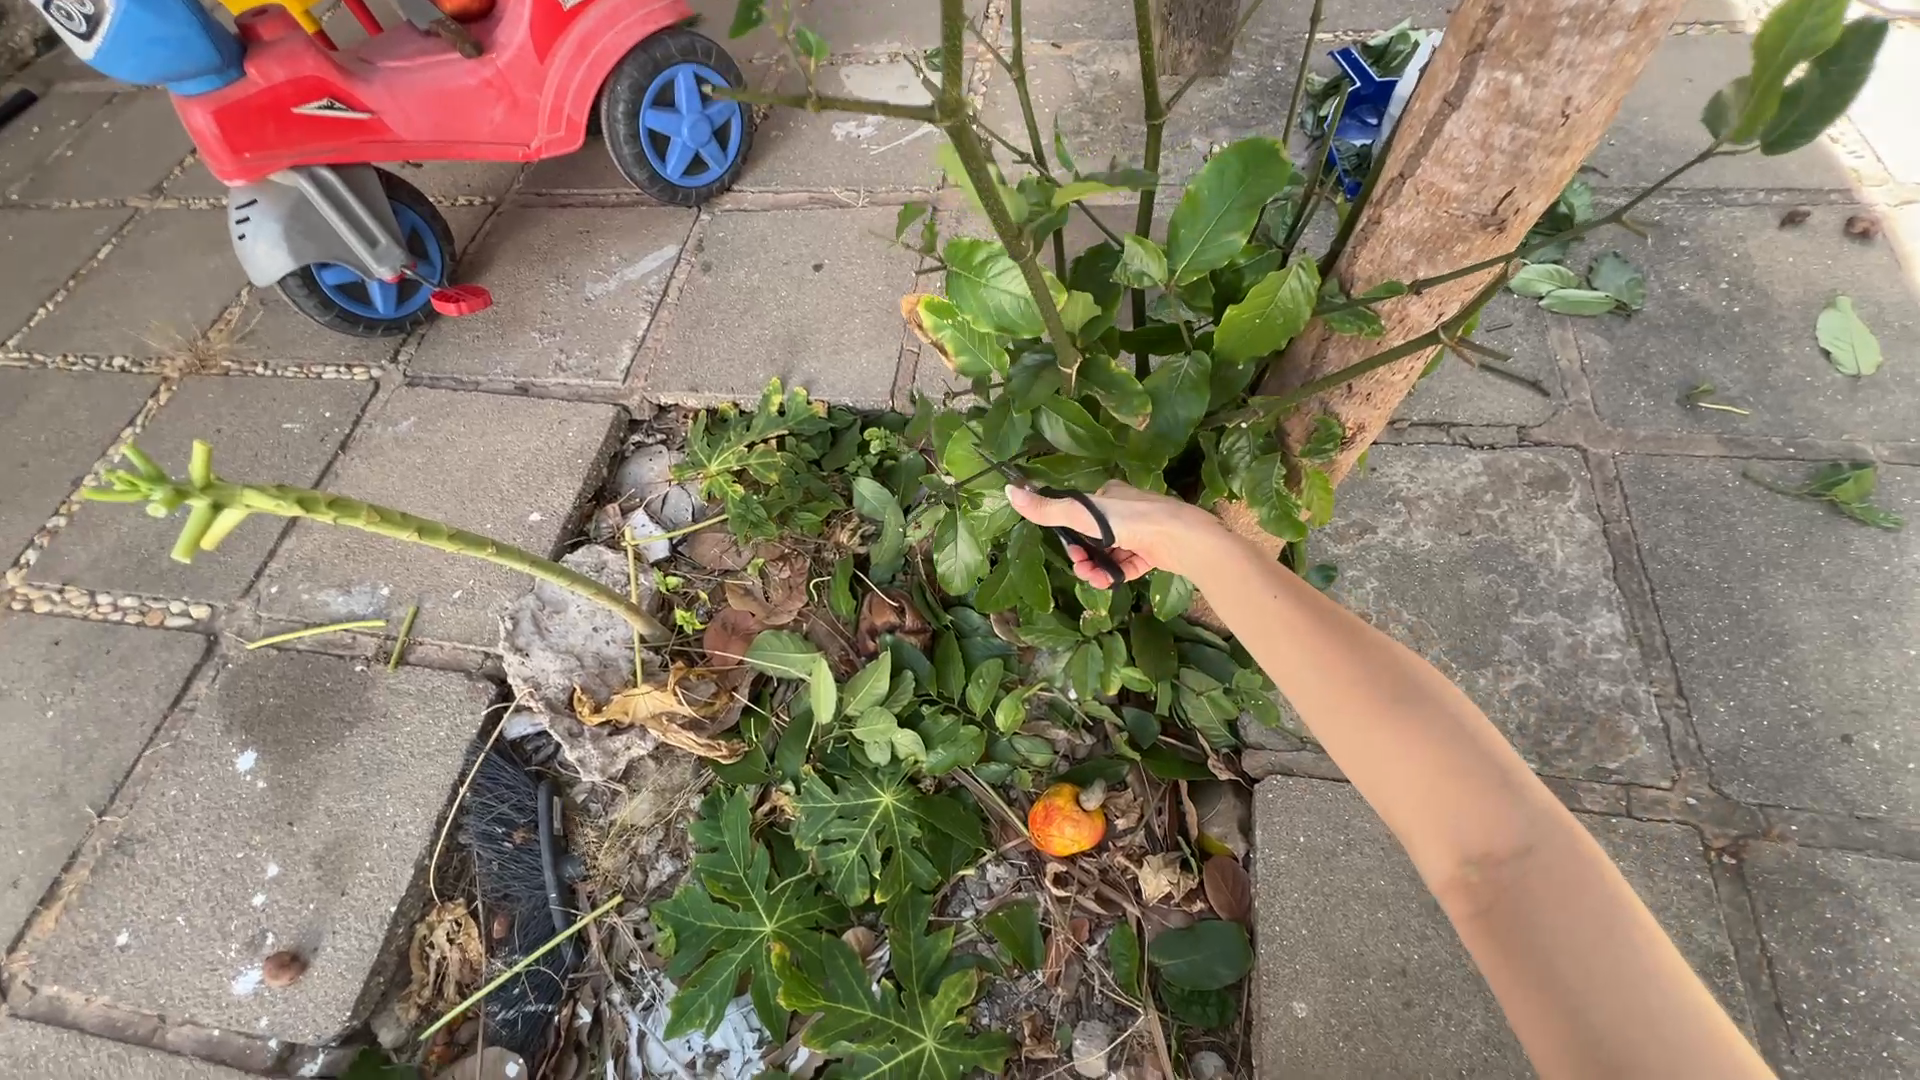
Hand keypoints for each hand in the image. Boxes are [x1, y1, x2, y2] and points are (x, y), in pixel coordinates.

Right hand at [1004, 481, 1219, 586]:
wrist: (1181, 537)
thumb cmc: (1132, 519)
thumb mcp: (1083, 514)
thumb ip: (1046, 509)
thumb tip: (1008, 491)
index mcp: (1108, 495)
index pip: (1078, 516)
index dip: (1069, 536)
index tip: (1069, 551)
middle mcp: (1123, 511)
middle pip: (1092, 539)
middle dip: (1082, 557)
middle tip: (1082, 569)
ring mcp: (1138, 532)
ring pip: (1108, 555)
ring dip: (1096, 569)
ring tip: (1096, 580)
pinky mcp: (1151, 552)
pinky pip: (1126, 566)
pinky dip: (1116, 575)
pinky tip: (1112, 582)